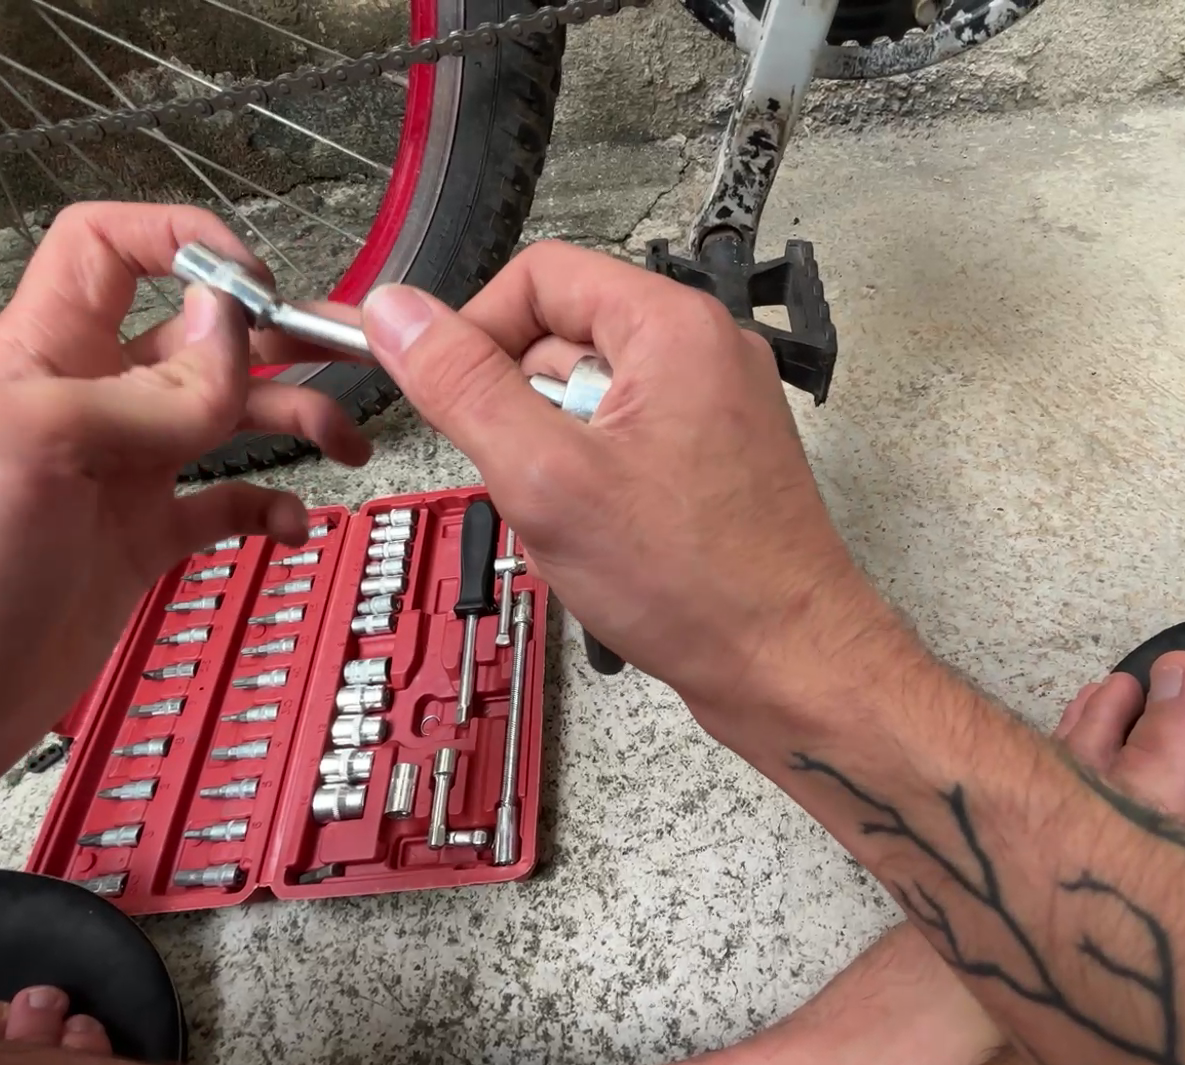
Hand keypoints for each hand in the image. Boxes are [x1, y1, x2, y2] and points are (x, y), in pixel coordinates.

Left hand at [0, 202, 367, 802]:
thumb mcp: (28, 445)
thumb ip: (144, 389)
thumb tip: (233, 331)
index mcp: (48, 355)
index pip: (113, 250)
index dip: (188, 244)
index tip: (261, 287)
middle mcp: (96, 405)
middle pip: (205, 341)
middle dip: (283, 341)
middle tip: (353, 358)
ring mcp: (126, 476)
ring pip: (234, 421)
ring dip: (298, 422)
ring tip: (349, 446)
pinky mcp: (147, 540)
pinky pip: (231, 505)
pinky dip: (272, 509)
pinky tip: (288, 528)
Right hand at [357, 242, 898, 726]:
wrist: (785, 665)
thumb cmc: (697, 582)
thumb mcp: (547, 477)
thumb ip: (465, 386)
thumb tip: (399, 315)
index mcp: (673, 329)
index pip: (540, 277)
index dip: (478, 330)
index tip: (451, 394)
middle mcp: (702, 357)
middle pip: (563, 344)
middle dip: (525, 419)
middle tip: (537, 487)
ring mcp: (711, 412)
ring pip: (587, 409)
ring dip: (557, 467)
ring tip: (584, 528)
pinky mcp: (709, 463)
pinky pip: (621, 450)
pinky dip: (593, 491)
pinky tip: (610, 543)